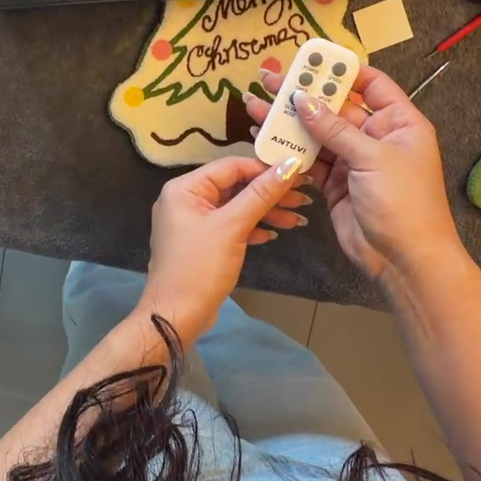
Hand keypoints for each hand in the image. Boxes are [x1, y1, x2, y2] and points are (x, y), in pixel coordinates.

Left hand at [141, 154, 308, 338]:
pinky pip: (229, 226)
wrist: (176, 315)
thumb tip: (290, 165)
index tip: (298, 173)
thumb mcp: (232, 227)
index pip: (231, 166)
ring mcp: (192, 222)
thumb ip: (261, 194)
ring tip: (298, 219)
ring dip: (265, 212)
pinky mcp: (201, 242)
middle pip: (234, 186)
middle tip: (304, 198)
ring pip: (235, 207)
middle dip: (269, 193)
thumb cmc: (200, 267)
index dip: (265, 168)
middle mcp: (185, 200)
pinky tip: (272, 234)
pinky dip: (251, 228)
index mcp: (184, 188)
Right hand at [245, 65, 461, 282]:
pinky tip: (266, 139)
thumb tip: (302, 100)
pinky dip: (288, 151)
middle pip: (335, 107)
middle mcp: (375, 136)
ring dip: (288, 123)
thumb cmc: (403, 201)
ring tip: (256, 106)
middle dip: (303, 94)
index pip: (371, 84)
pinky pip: (309, 160)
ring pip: (316, 134)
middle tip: (269, 79)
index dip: (341, 71)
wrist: (403, 257)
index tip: (310, 61)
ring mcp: (353, 160)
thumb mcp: (371, 157)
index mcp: (398, 122)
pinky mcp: (334, 183)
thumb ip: (333, 129)